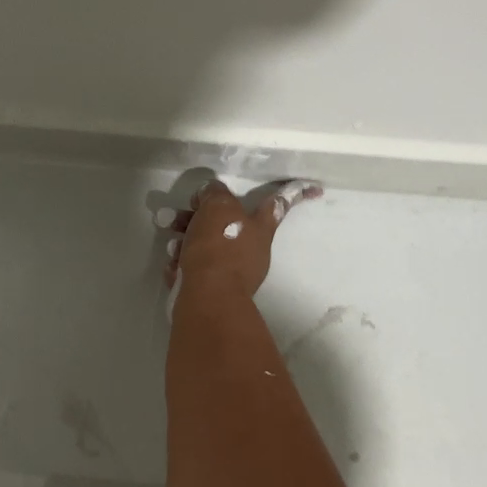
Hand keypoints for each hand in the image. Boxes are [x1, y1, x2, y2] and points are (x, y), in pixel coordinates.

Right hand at [161, 178, 323, 294]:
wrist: (207, 298)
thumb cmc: (218, 247)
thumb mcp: (217, 208)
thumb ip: (215, 194)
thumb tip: (210, 192)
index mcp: (260, 227)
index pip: (278, 203)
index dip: (293, 192)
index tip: (315, 188)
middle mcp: (252, 249)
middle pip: (229, 223)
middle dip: (202, 217)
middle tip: (181, 213)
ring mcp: (235, 271)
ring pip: (209, 246)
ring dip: (187, 239)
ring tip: (171, 243)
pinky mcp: (216, 290)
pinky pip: (199, 269)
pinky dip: (184, 264)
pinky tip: (172, 265)